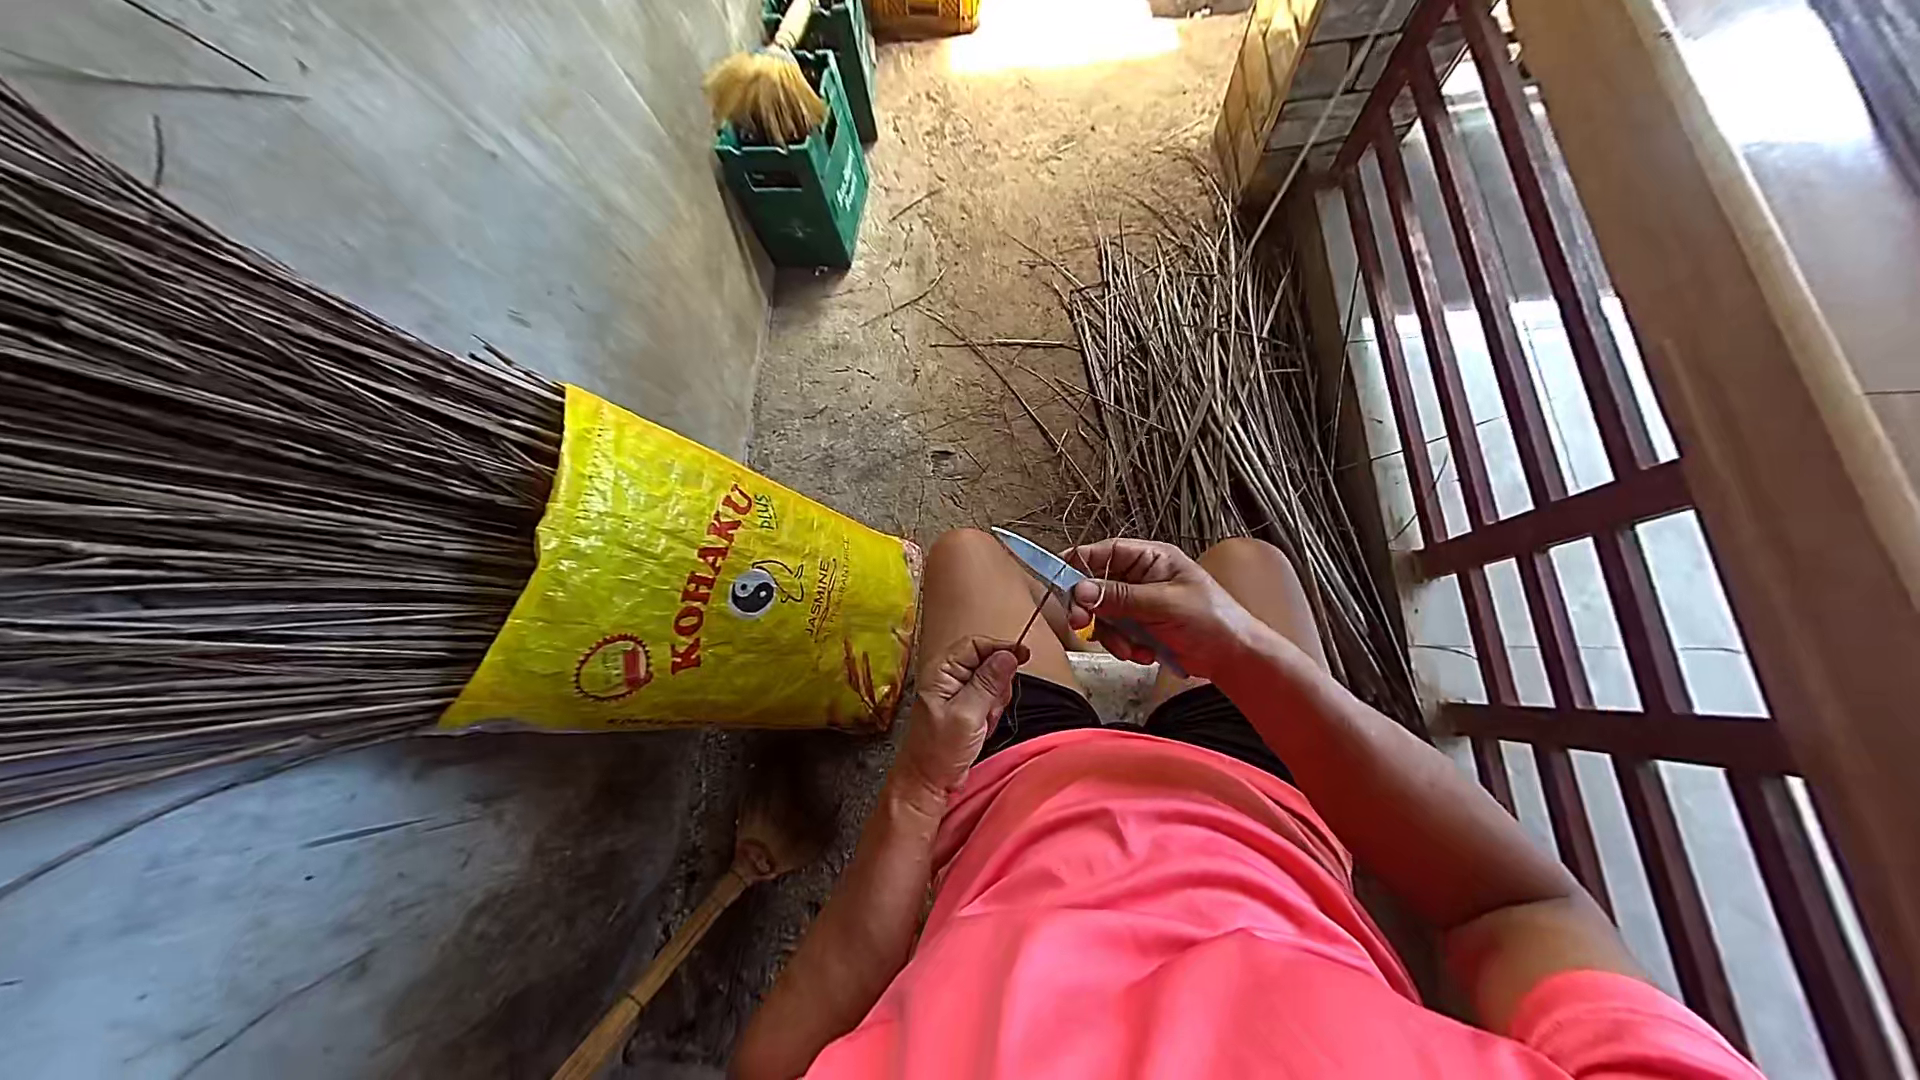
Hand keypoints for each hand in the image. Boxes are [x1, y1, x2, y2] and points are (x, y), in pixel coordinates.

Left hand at [893, 636, 1027, 808]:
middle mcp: (948, 676)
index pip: (976, 643)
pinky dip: (992, 711)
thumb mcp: (968, 714)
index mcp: (941, 670)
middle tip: (990, 706)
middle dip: (997, 684)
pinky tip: (983, 726)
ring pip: (992, 681)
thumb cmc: (939, 751)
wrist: (929, 782)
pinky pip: (990, 698)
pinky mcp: (965, 706)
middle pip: (987, 661)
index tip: (1023, 656)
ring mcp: (957, 691)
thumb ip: (989, 683)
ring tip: (983, 720)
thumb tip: (1008, 655)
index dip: (1000, 648)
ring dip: (995, 701)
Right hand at [1062, 538, 1261, 681]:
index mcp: (1150, 558)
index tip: (1059, 580)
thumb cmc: (1214, 619)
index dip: (1078, 564)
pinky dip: (1122, 646)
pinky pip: (1112, 634)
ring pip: (1100, 614)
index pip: (1103, 553)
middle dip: (1090, 608)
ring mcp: (1137, 603)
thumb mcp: (1164, 604)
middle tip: (1082, 623)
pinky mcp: (1137, 627)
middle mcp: (1139, 578)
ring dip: (1110, 634)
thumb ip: (1120, 597)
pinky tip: (1142, 653)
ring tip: (1131, 648)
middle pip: (1093, 586)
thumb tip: (1081, 589)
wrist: (1234, 657)